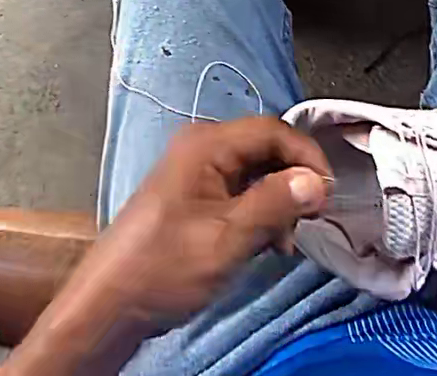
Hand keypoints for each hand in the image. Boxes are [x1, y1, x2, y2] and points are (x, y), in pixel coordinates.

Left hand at [2, 118, 331, 375]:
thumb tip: (317, 181)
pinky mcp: (196, 191)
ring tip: (285, 239)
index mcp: (207, 143)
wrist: (108, 305)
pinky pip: (241, 187)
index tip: (327, 191)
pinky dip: (260, 209)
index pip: (272, 130)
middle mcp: (204, 144)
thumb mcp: (226, 238)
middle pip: (266, 148)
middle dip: (292, 180)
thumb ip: (274, 204)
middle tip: (309, 218)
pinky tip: (266, 240)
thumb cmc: (163, 267)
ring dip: (278, 199)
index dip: (305, 155)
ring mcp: (198, 167)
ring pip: (256, 169)